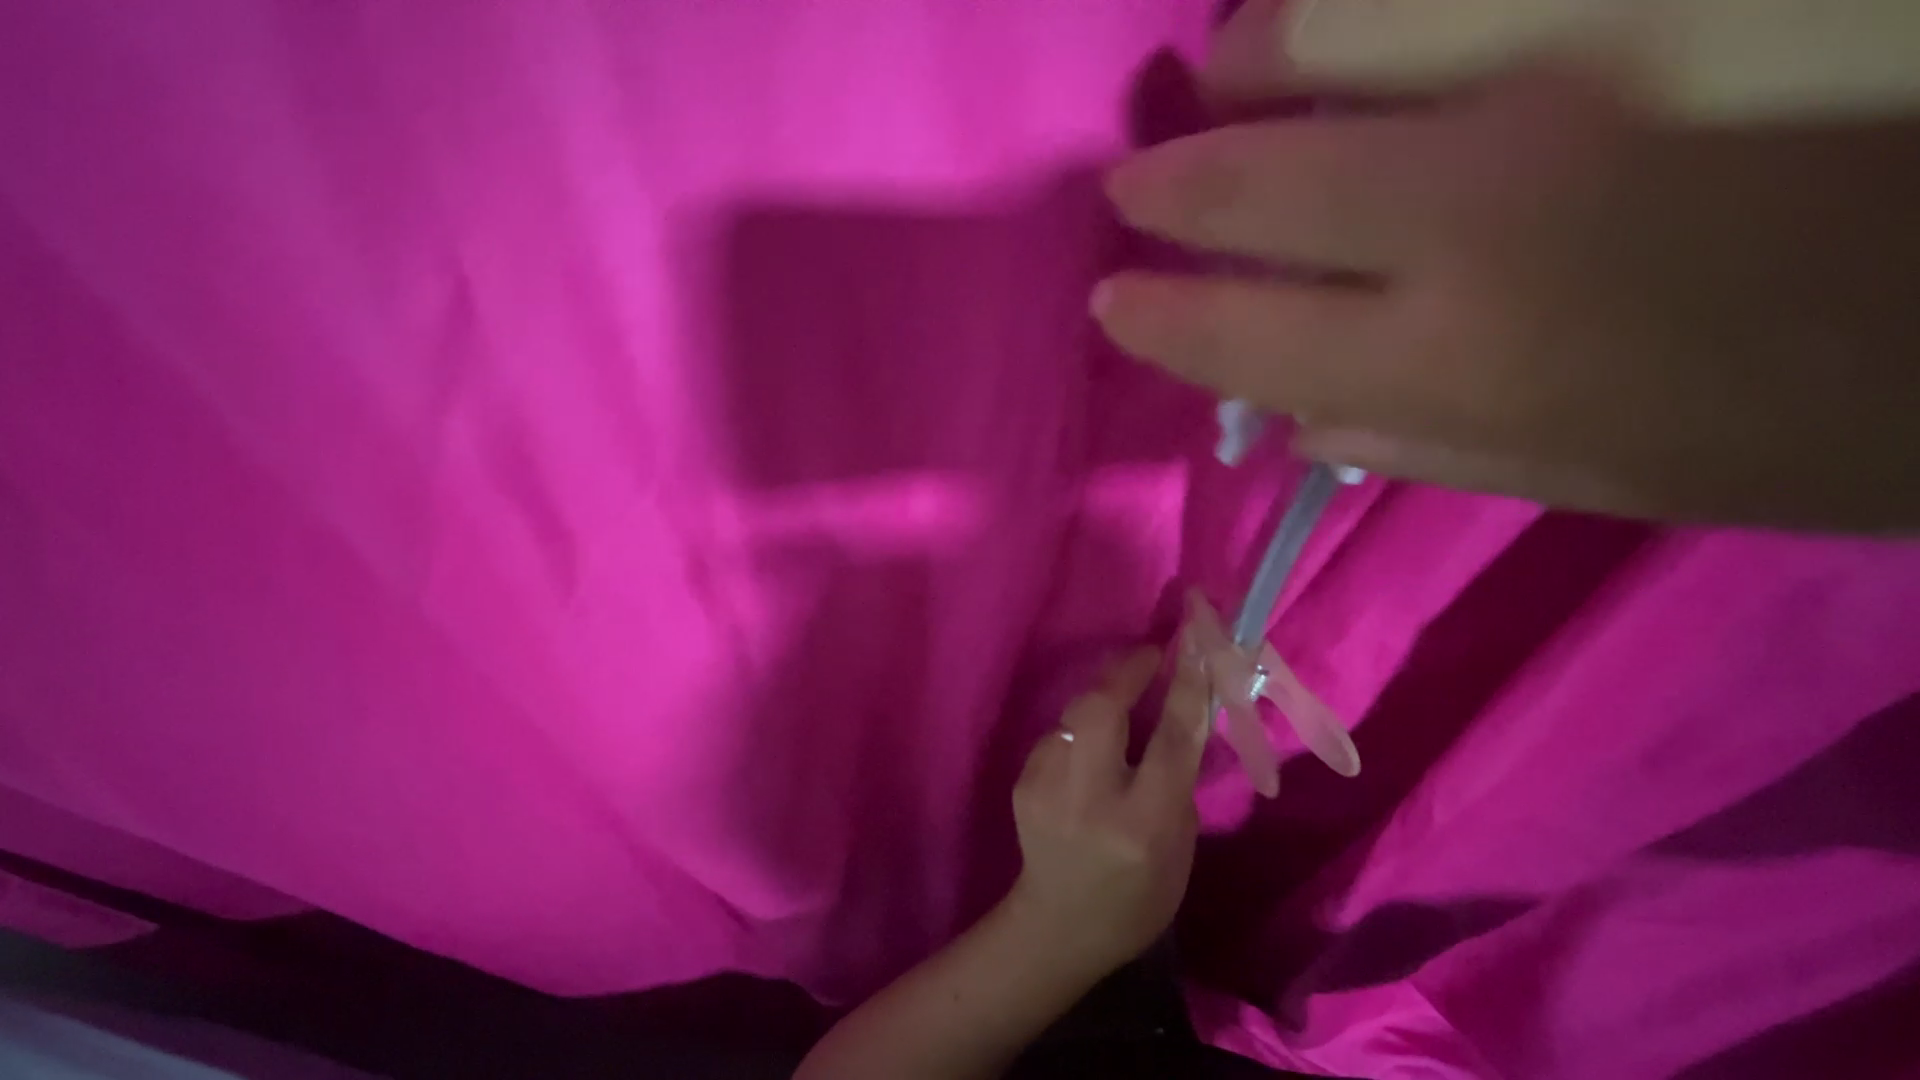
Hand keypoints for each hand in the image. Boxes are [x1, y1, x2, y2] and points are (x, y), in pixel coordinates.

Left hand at [1006, 644, 1210, 976]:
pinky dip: (1079, 733)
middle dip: (1126, 671)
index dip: (1186, 686)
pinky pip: (1058, 737)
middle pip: (1102, 709)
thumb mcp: (1179, 846)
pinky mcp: (1023, 782)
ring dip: (1102, 701)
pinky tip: (1090, 752)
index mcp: (1143, 823)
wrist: (1060, 926)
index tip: (1195, 646)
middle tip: (1149, 657)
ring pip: (1075, 717)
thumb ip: (1178, 780)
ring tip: (1123, 705)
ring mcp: (1047, 788)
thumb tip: (1184, 712)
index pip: (1171, 739)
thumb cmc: (1140, 895)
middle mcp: (1090, 799)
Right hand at [1093, 2, 1919, 530]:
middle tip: (1134, 181)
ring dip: (1253, 58)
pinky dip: (1369, 4)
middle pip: (1253, 186)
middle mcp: (1488, 202)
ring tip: (1231, 64)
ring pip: (1328, 30)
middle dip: (1170, 186)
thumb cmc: (1849, 402)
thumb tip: (1294, 419)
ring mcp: (1572, 49)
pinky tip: (1351, 22)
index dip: (1160, 320)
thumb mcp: (1619, 474)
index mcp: (1475, 358)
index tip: (1110, 301)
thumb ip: (1435, 445)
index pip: (1245, 339)